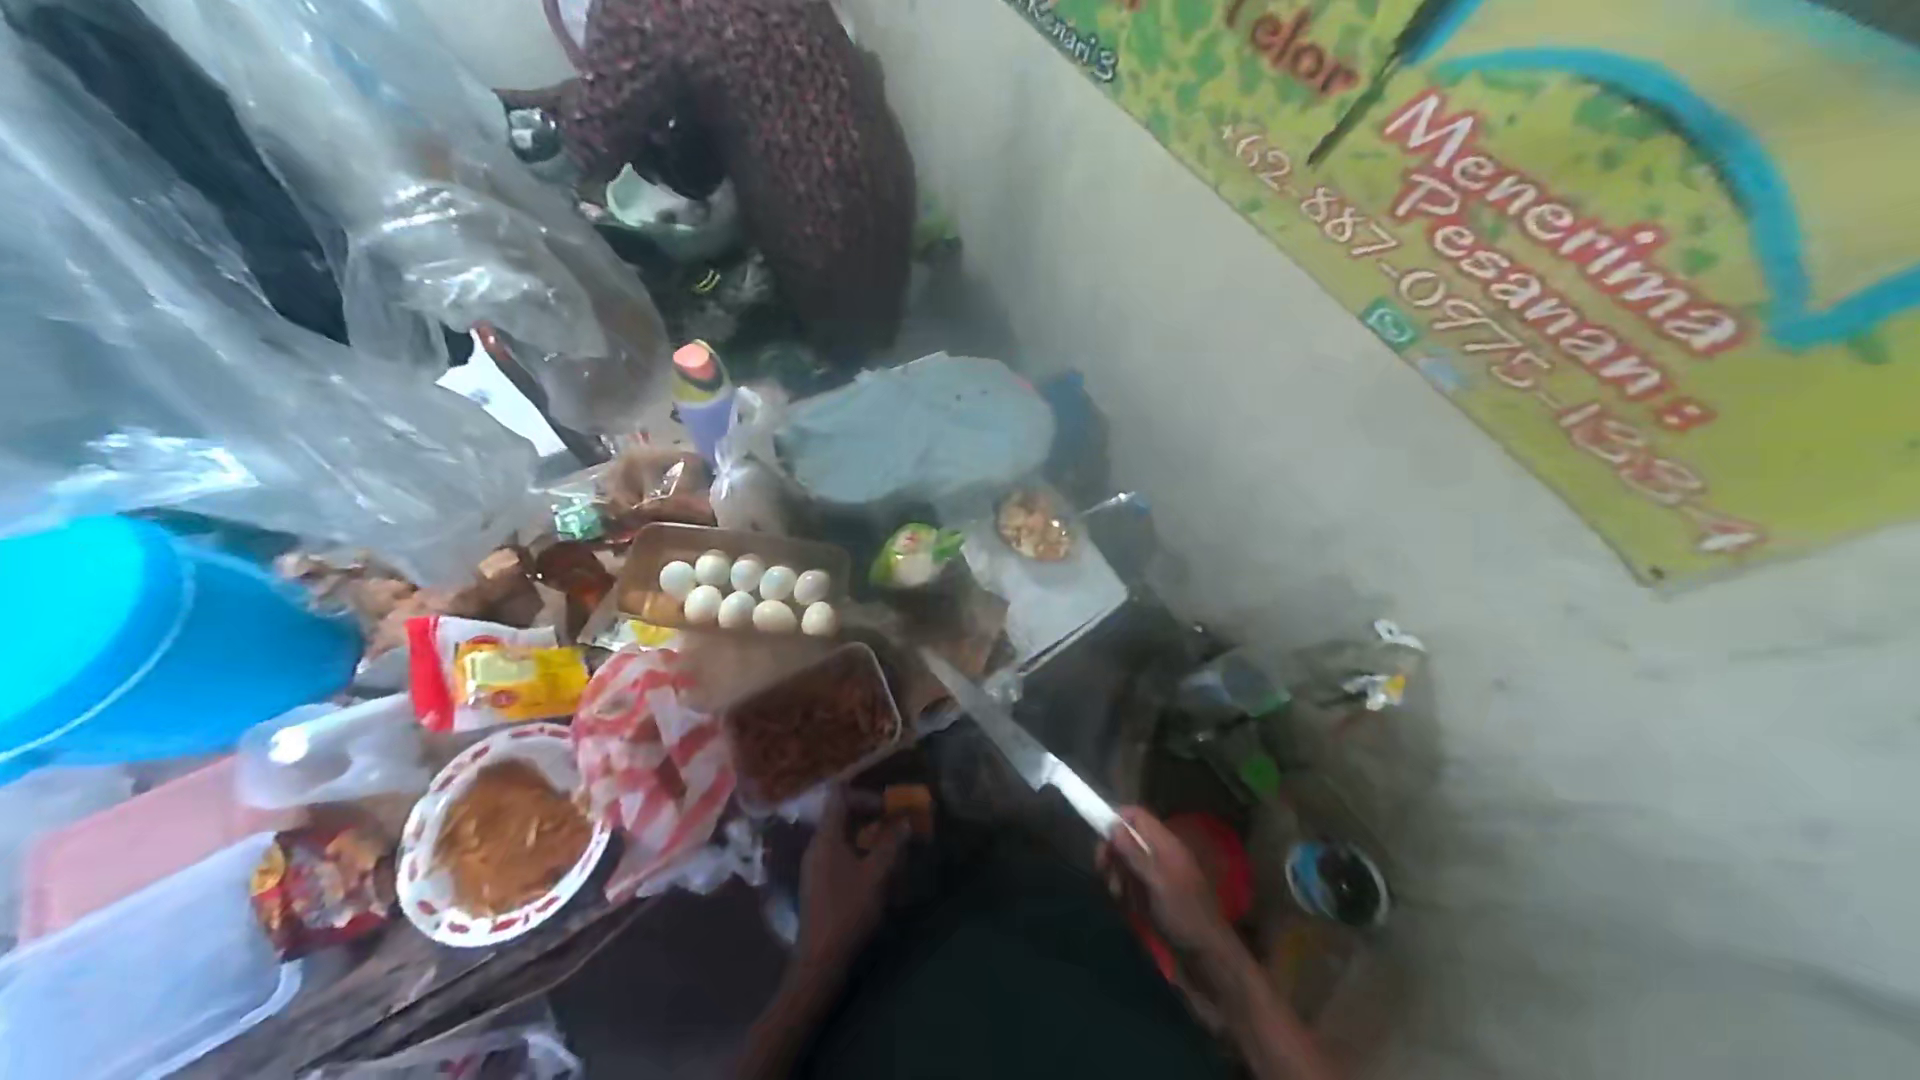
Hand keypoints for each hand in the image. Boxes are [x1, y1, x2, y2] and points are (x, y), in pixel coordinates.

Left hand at [797, 787, 908, 971]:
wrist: (820, 960)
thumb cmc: (849, 911)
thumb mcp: (877, 875)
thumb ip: (891, 844)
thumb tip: (905, 821)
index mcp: (826, 837)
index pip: (839, 797)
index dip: (864, 794)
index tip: (887, 805)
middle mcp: (816, 845)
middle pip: (838, 814)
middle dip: (867, 812)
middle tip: (893, 821)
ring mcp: (814, 864)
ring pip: (839, 834)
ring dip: (863, 831)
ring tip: (888, 841)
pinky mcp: (817, 881)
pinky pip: (836, 851)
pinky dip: (856, 848)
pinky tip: (873, 865)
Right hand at [1105, 807, 1231, 955]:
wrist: (1206, 957)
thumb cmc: (1184, 915)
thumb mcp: (1157, 882)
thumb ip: (1134, 853)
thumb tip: (1112, 822)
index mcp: (1166, 844)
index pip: (1136, 815)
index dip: (1116, 819)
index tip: (1099, 838)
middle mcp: (1160, 854)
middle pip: (1126, 837)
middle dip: (1112, 852)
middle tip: (1103, 871)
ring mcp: (1157, 874)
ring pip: (1125, 860)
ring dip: (1116, 873)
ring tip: (1118, 894)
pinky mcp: (1153, 893)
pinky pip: (1130, 881)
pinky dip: (1123, 889)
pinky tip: (1125, 903)